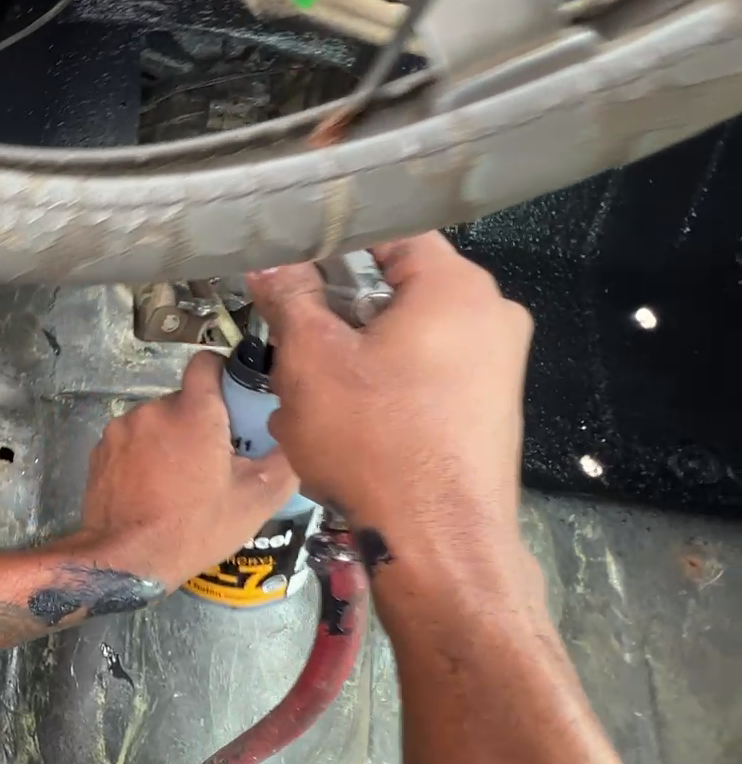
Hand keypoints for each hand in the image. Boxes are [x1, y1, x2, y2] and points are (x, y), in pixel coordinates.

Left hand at [59, 351, 297, 589]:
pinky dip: (141, 455)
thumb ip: (283, 458)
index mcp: (192, 412)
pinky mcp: (99, 450)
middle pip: (182, 401)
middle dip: (198, 423)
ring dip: (168, 440)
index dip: (221, 373)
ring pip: (154, 423)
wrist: (126, 556)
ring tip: (180, 479)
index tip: (233, 395)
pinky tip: (151, 486)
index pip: (205, 364)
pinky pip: (130, 441)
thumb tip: (293, 437)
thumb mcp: (257, 498)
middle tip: (214, 459)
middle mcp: (151, 411)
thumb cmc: (195, 526)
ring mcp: (119, 430)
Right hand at [248, 232, 532, 543]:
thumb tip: (269, 262)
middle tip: (286, 333)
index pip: (392, 233)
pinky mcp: (485, 402)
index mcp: (455, 288)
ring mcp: (495, 361)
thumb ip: (290, 300)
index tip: (284, 264)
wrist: (432, 530)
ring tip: (306, 383)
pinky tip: (342, 414)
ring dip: (349, 347)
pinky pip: (421, 367)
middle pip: (396, 285)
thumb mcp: (310, 360)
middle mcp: (490, 313)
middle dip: (334, 306)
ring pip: (403, 331)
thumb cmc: (369, 434)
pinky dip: (377, 376)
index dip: (333, 243)